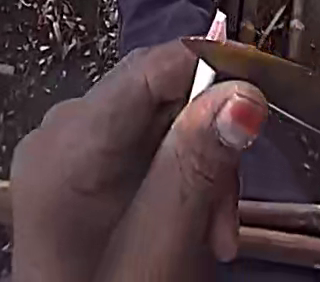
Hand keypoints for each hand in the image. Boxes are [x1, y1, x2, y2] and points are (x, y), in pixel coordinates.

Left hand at [10, 40, 267, 281]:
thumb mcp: (161, 253)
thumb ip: (196, 168)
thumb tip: (243, 92)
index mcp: (67, 143)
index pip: (146, 67)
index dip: (208, 66)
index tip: (262, 90)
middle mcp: (57, 129)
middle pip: (150, 91)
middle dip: (204, 136)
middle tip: (229, 213)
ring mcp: (61, 146)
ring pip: (150, 116)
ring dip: (193, 161)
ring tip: (210, 234)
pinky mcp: (71, 164)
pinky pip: (133, 140)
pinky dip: (170, 171)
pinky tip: (182, 220)